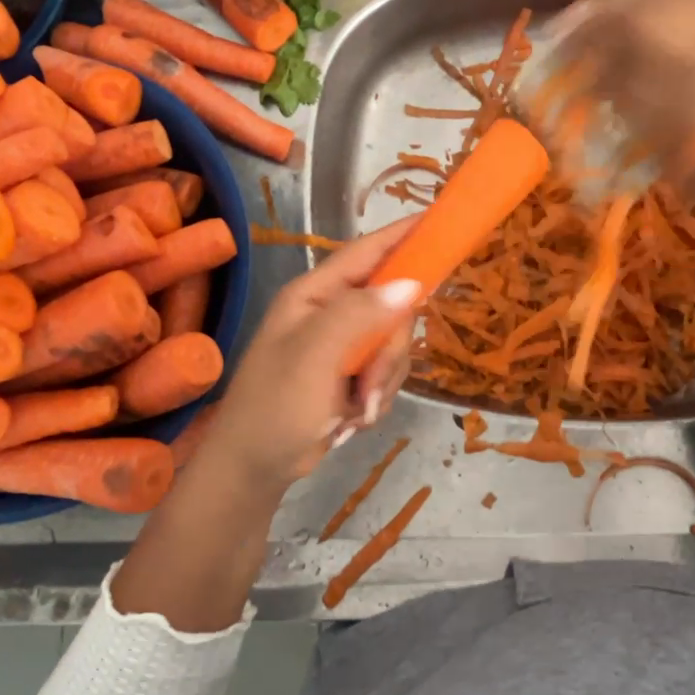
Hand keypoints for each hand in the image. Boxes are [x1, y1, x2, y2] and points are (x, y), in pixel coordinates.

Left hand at [204, 218, 421, 485]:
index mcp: (315, 294)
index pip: (368, 251)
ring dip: (383, 378)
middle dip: (389, 348)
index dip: (404, 236)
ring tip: (357, 407)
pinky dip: (379, 395)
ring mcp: (341, 344)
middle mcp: (330, 311)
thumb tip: (411, 283)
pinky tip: (355, 417)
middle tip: (371, 382)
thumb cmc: (274, 408)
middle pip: (392, 305)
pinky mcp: (350, 374)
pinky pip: (387, 371)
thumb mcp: (314, 357)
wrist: (252, 471)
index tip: (442, 224)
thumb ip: (360, 315)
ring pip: (394, 342)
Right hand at [553, 0, 694, 216]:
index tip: (551, 67)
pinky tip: (669, 2)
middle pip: (621, 12)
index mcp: (672, 77)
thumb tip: (612, 110)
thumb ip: (646, 138)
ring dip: (624, 1)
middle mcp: (693, 30)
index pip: (600, 58)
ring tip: (609, 12)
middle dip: (585, 22)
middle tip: (569, 31)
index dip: (568, 61)